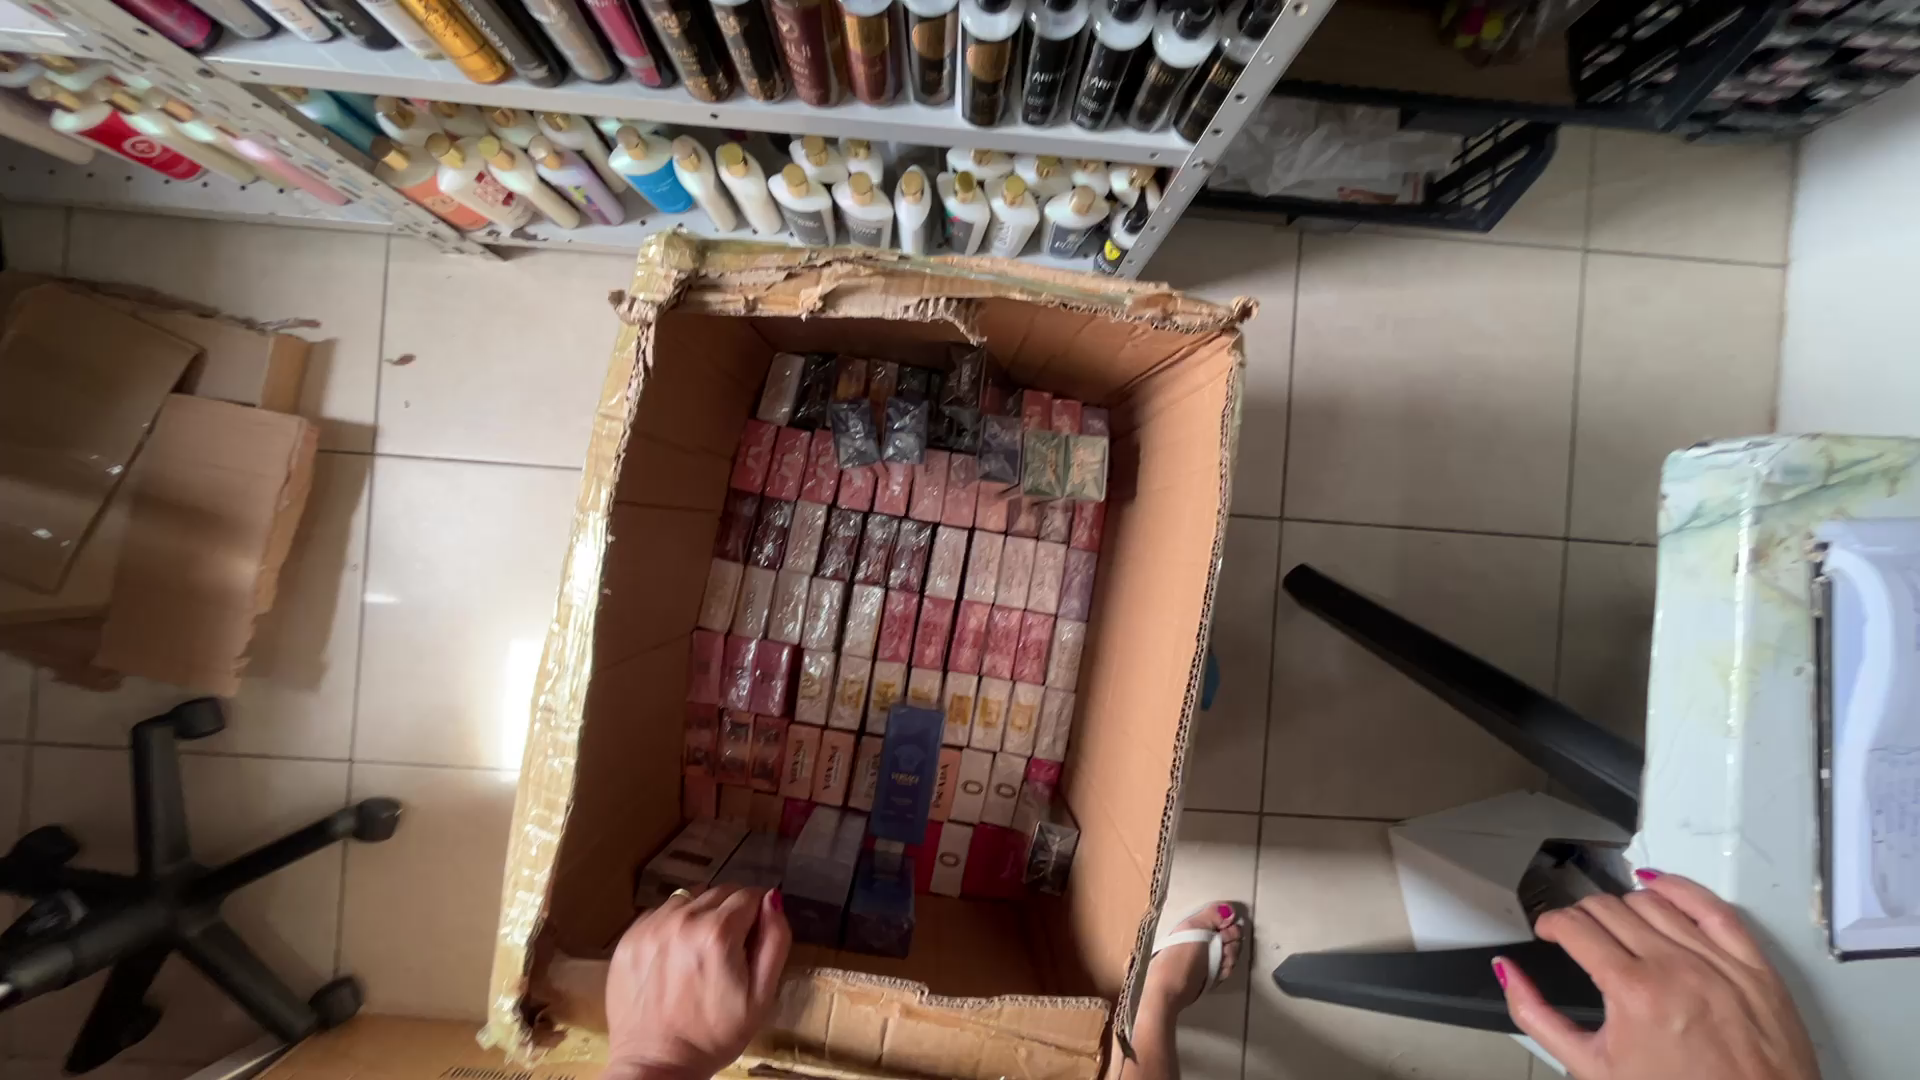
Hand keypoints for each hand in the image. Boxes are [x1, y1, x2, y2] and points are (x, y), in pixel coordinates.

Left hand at [604, 886, 790, 1079]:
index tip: (751, 941)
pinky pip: (661, 912)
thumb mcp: (761, 996)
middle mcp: (683, 919)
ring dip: (700, 915)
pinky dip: (673, 925)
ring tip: (698, 953)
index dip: (757, 916)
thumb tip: (772, 898)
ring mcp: (652, 927)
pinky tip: (674, 956)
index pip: (750, 895)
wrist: (654, 1069)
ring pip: (691, 897)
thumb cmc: (713, 1036)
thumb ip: (775, 939)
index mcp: (718, 932)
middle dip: (730, 914)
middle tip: (726, 952)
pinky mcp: (629, 938)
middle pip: (720, 892)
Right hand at [1496, 871, 1818, 1079]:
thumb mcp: (1591, 1067)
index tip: (1551, 933)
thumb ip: (1535, 1015)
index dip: (1550, 924)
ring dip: (1622, 907)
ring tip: (1617, 926)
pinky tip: (1659, 889)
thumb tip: (1506, 971)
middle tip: (1579, 935)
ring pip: (1650, 901)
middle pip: (1606, 908)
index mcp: (1635, 991)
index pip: (1572, 925)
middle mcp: (1678, 970)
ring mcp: (1721, 967)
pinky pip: (1714, 909)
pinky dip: (1682, 890)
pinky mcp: (1757, 972)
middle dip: (1580, 916)